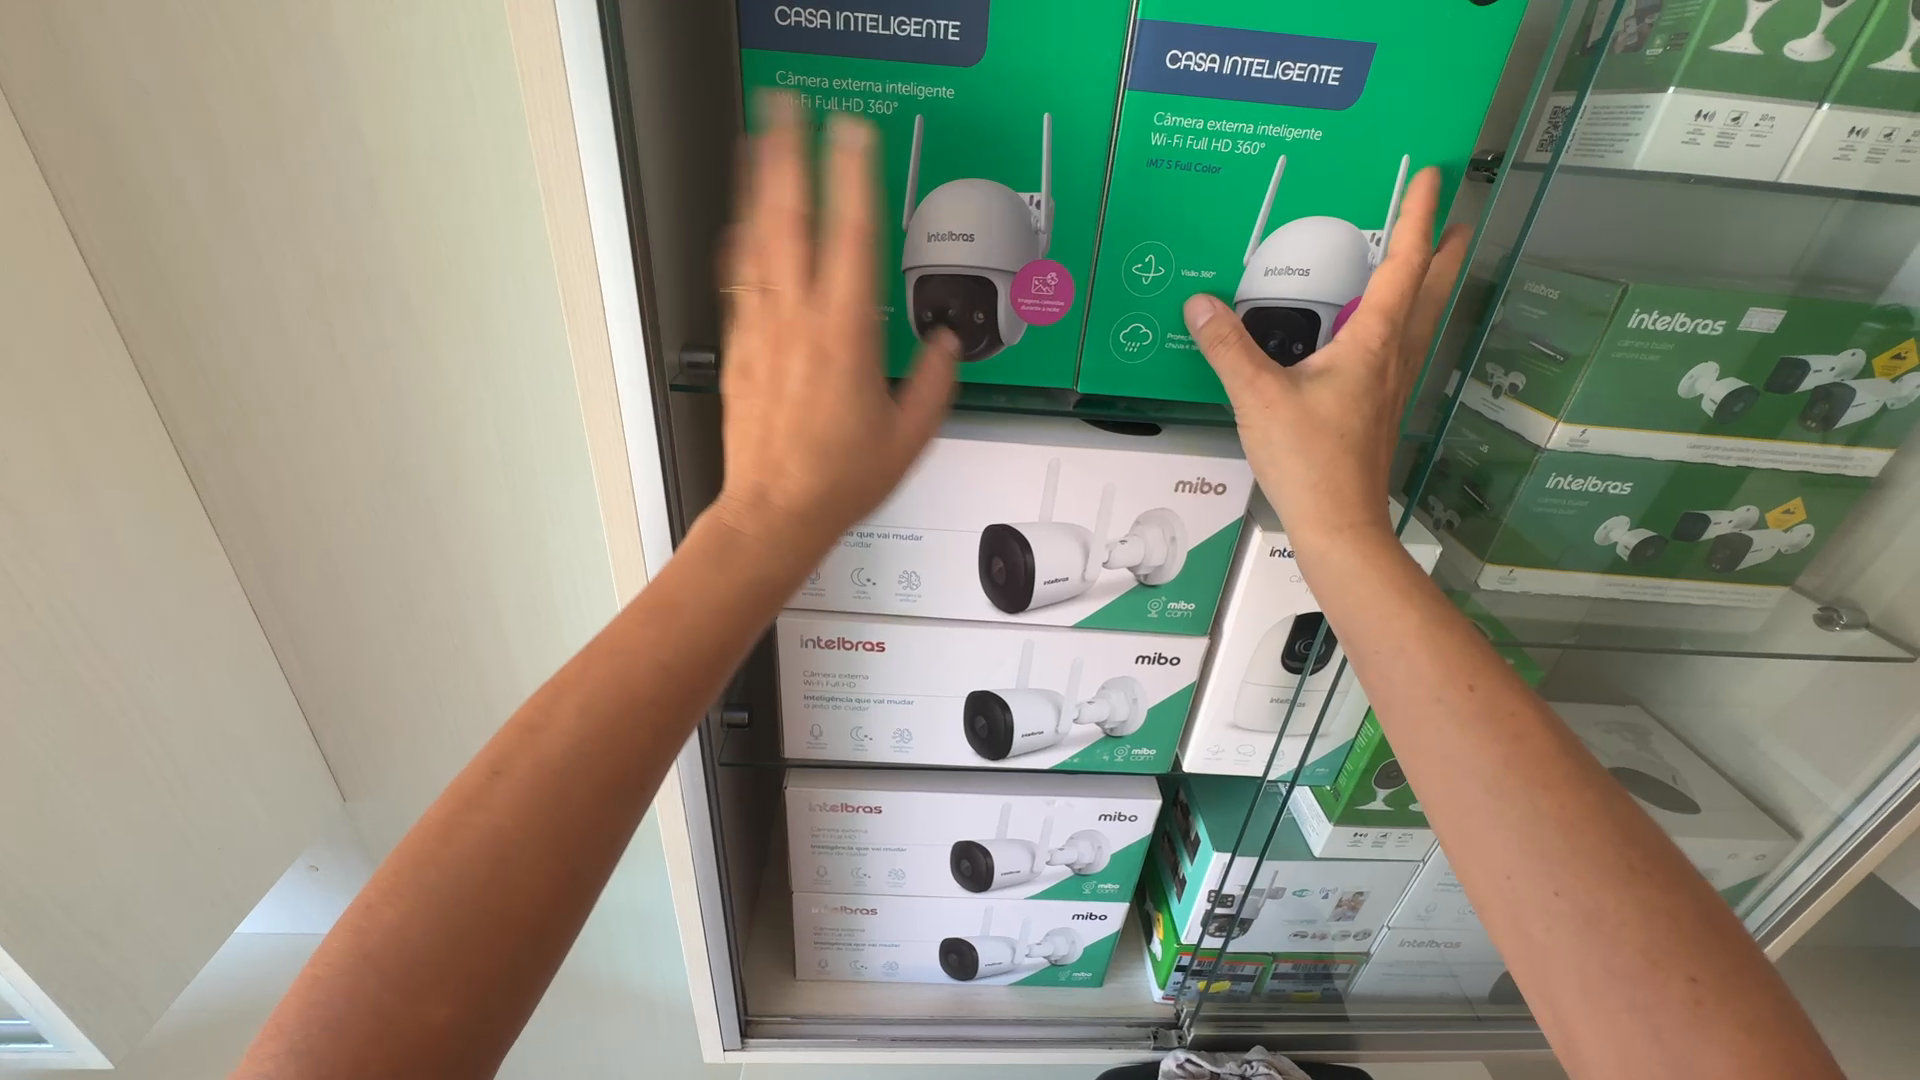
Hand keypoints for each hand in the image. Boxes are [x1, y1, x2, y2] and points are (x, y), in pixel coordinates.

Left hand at [707, 95, 957, 562]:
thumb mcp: (909, 436)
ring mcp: (762, 335)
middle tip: (791, 113)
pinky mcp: (740, 353)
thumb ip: (932, 381)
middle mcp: (798, 326)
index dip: (854, 179)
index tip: (854, 138)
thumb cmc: (837, 480)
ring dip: (758, 189)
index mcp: (844, 338)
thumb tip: (944, 346)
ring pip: (756, 246)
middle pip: (791, 224)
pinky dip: (739, 246)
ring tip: (758, 145)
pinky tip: (738, 227)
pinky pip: (738, 285)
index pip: (851, 239)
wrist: (777, 511)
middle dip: (792, 159)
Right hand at [1182, 167, 1468, 548]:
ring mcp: (1392, 386)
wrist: (1337, 522)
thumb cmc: (1308, 458)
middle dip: (1442, 248)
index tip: (1430, 176)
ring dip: (1429, 285)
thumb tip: (1200, 304)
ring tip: (1427, 261)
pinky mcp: (1380, 409)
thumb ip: (1228, 348)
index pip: (1403, 265)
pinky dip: (1401, 323)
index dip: (1416, 218)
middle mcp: (1394, 357)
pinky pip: (1400, 350)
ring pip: (1421, 321)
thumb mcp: (1258, 398)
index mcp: (1373, 342)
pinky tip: (1378, 335)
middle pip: (1430, 290)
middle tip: (1453, 215)